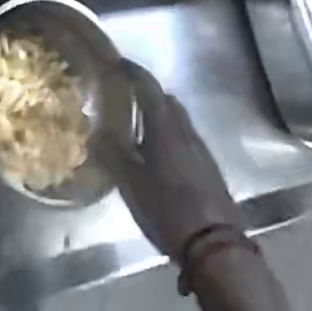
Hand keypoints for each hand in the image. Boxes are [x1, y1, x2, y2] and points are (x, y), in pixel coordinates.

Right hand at [102, 63, 288, 310]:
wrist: (217, 248)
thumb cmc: (168, 209)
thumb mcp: (130, 184)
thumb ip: (112, 154)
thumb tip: (94, 131)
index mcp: (164, 127)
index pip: (149, 86)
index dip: (133, 71)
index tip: (119, 62)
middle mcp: (185, 131)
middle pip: (167, 99)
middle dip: (148, 92)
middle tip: (126, 95)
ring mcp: (202, 150)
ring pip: (179, 119)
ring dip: (161, 114)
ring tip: (140, 126)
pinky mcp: (210, 169)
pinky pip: (187, 138)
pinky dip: (172, 135)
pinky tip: (161, 155)